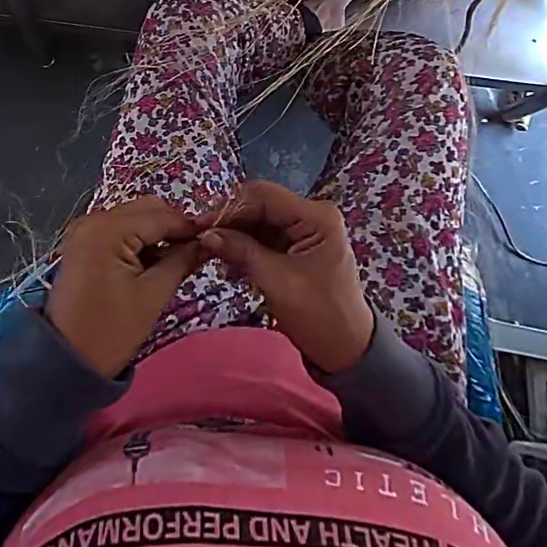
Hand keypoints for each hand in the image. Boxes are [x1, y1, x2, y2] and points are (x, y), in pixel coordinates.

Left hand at [46, 197, 203, 377]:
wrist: (65, 363)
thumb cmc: (110, 331)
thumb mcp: (152, 295)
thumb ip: (182, 261)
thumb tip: (207, 242)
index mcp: (107, 230)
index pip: (160, 216)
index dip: (190, 226)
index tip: (215, 236)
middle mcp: (93, 220)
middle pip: (146, 209)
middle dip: (173, 226)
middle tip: (195, 250)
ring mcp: (85, 230)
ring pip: (134, 217)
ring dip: (157, 232)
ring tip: (176, 259)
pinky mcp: (83, 243)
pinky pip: (120, 229)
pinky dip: (139, 239)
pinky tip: (153, 262)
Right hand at [200, 180, 374, 372]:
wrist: (346, 349)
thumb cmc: (319, 315)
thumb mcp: (278, 281)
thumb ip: (243, 251)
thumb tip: (207, 234)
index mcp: (317, 216)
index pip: (264, 196)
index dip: (231, 207)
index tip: (201, 224)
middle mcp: (311, 214)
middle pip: (260, 206)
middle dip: (230, 221)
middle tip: (200, 239)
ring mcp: (303, 229)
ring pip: (258, 221)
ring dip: (234, 235)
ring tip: (209, 253)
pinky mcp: (295, 245)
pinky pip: (263, 236)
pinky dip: (244, 246)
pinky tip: (227, 263)